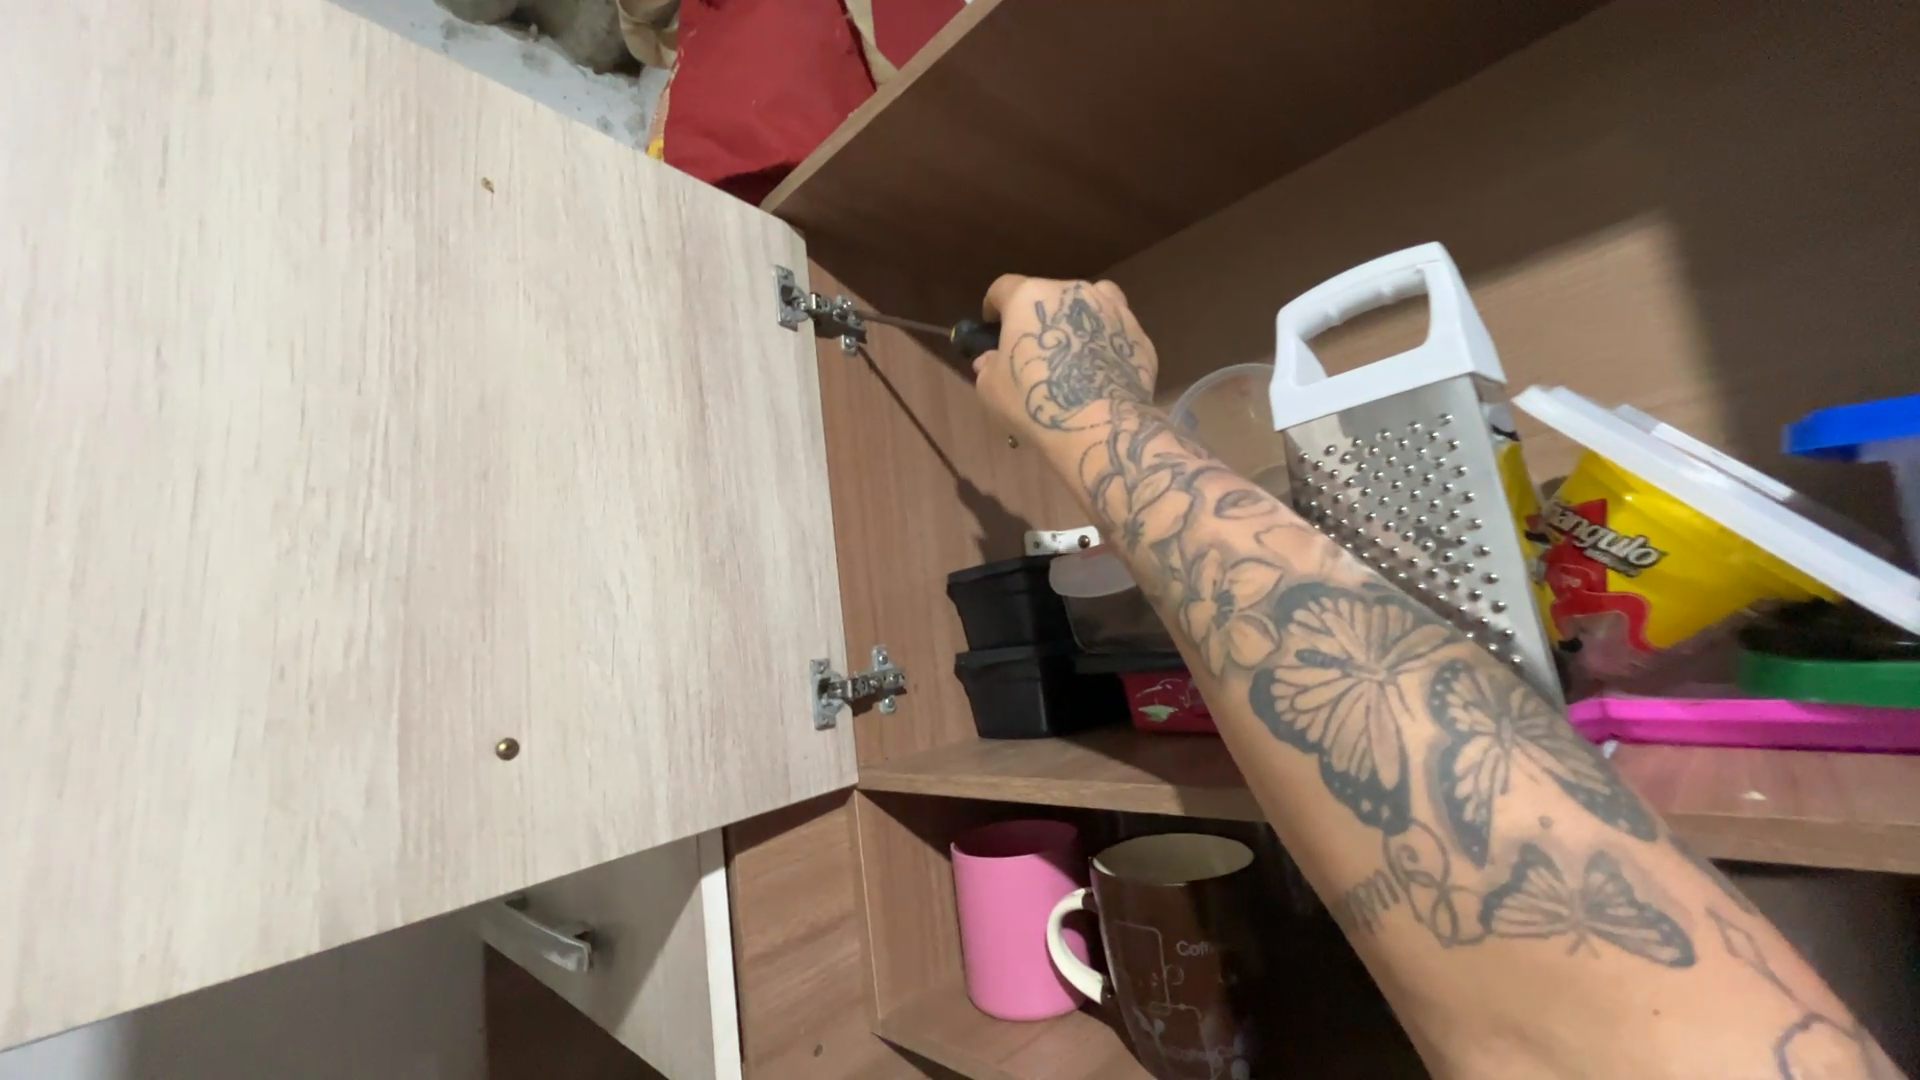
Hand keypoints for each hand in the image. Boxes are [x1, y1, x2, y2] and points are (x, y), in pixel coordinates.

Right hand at [974, 276, 1159, 438]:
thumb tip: (990, 359)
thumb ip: (988, 366)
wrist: (1101, 425)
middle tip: (1034, 348)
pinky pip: (1115, 333)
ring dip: (1077, 321)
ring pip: (1090, 304)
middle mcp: (1075, 292)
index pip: (1003, 288)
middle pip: (1049, 294)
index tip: (991, 324)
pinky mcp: (1139, 336)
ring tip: (1074, 352)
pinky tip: (1101, 372)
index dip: (994, 305)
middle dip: (1039, 316)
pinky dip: (1105, 344)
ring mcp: (1114, 310)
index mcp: (1031, 297)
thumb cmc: (1036, 400)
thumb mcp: (992, 389)